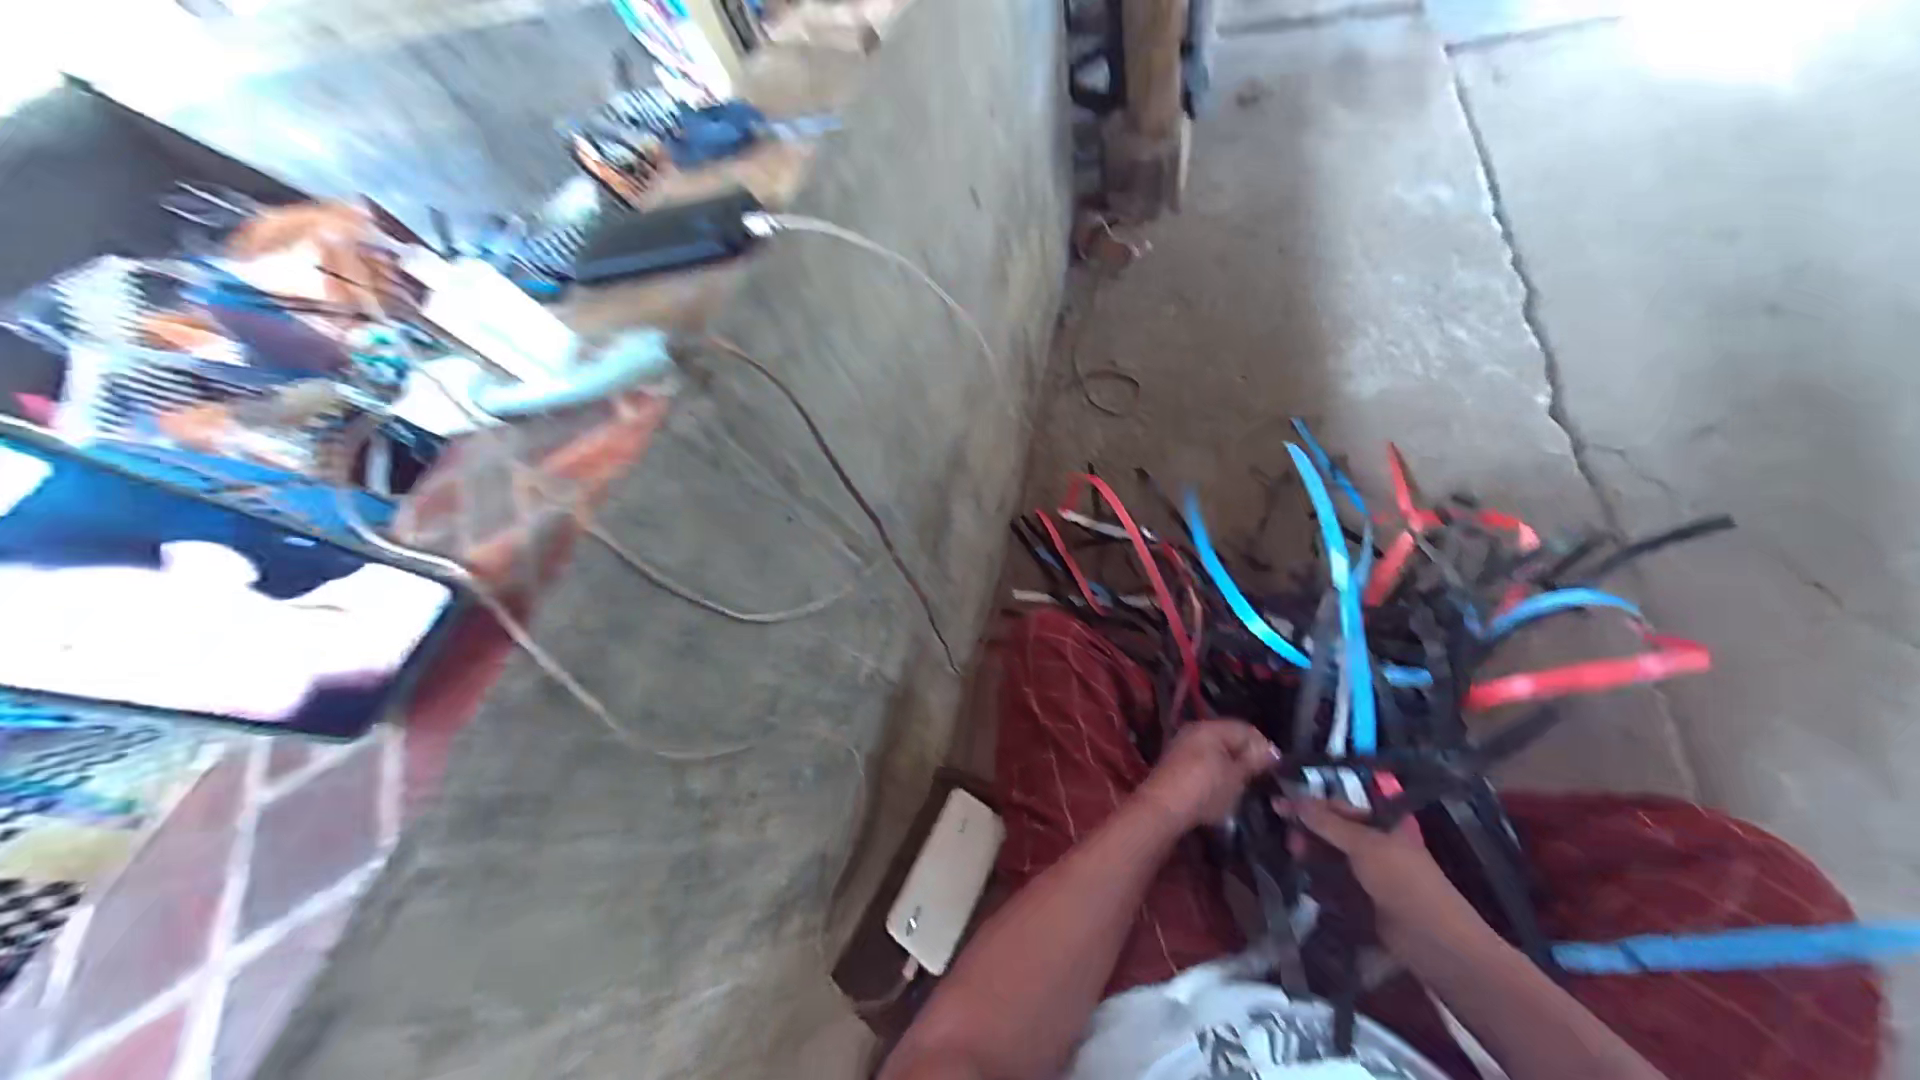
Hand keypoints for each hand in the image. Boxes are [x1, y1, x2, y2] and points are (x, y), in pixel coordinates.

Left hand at [1136, 720, 1276, 828]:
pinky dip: (1215, 772)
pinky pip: (1203, 762)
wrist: (1162, 808)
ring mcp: (1182, 747)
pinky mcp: (1175, 765)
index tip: (1275, 768)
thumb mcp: (1235, 777)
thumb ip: (1254, 761)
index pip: (1244, 729)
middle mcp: (1193, 731)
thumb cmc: (1204, 789)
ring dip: (1231, 766)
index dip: (1262, 746)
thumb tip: (1272, 750)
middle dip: (1246, 756)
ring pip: (1215, 751)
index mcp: (1209, 728)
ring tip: (1243, 786)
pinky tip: (1222, 789)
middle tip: (1260, 778)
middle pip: (1228, 738)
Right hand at [1283, 797, 1481, 948]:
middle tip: (1288, 837)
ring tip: (1294, 856)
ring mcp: (1368, 872)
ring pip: (1329, 854)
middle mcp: (1375, 843)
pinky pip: (1332, 880)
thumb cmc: (1403, 881)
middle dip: (1308, 830)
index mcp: (1383, 824)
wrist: (1432, 941)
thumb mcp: (1363, 844)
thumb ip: (1327, 822)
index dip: (1309, 804)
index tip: (1278, 804)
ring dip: (1310, 853)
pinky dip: (1317, 878)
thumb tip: (1292, 798)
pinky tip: (1306, 880)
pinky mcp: (1361, 897)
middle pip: (1332, 829)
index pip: (1339, 805)